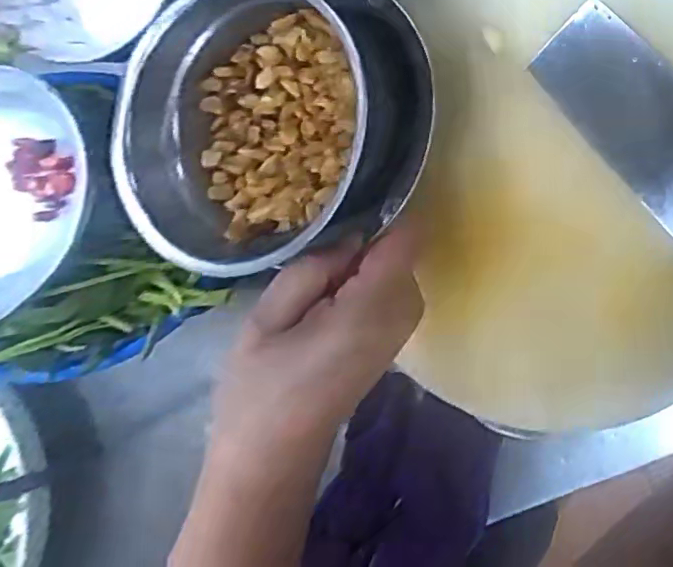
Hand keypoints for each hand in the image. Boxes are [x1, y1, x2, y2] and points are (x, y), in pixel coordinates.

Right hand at [210, 223, 424, 453]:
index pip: (406, 233)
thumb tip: (351, 238)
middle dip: (356, 253)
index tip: (340, 225)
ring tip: (311, 308)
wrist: (275, 452)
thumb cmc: (262, 389)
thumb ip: (313, 268)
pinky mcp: (402, 326)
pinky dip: (362, 289)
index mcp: (380, 300)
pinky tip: (325, 317)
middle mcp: (409, 302)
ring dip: (356, 273)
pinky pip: (388, 286)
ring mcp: (410, 316)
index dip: (379, 220)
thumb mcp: (268, 320)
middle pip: (395, 248)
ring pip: (391, 265)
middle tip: (308, 287)